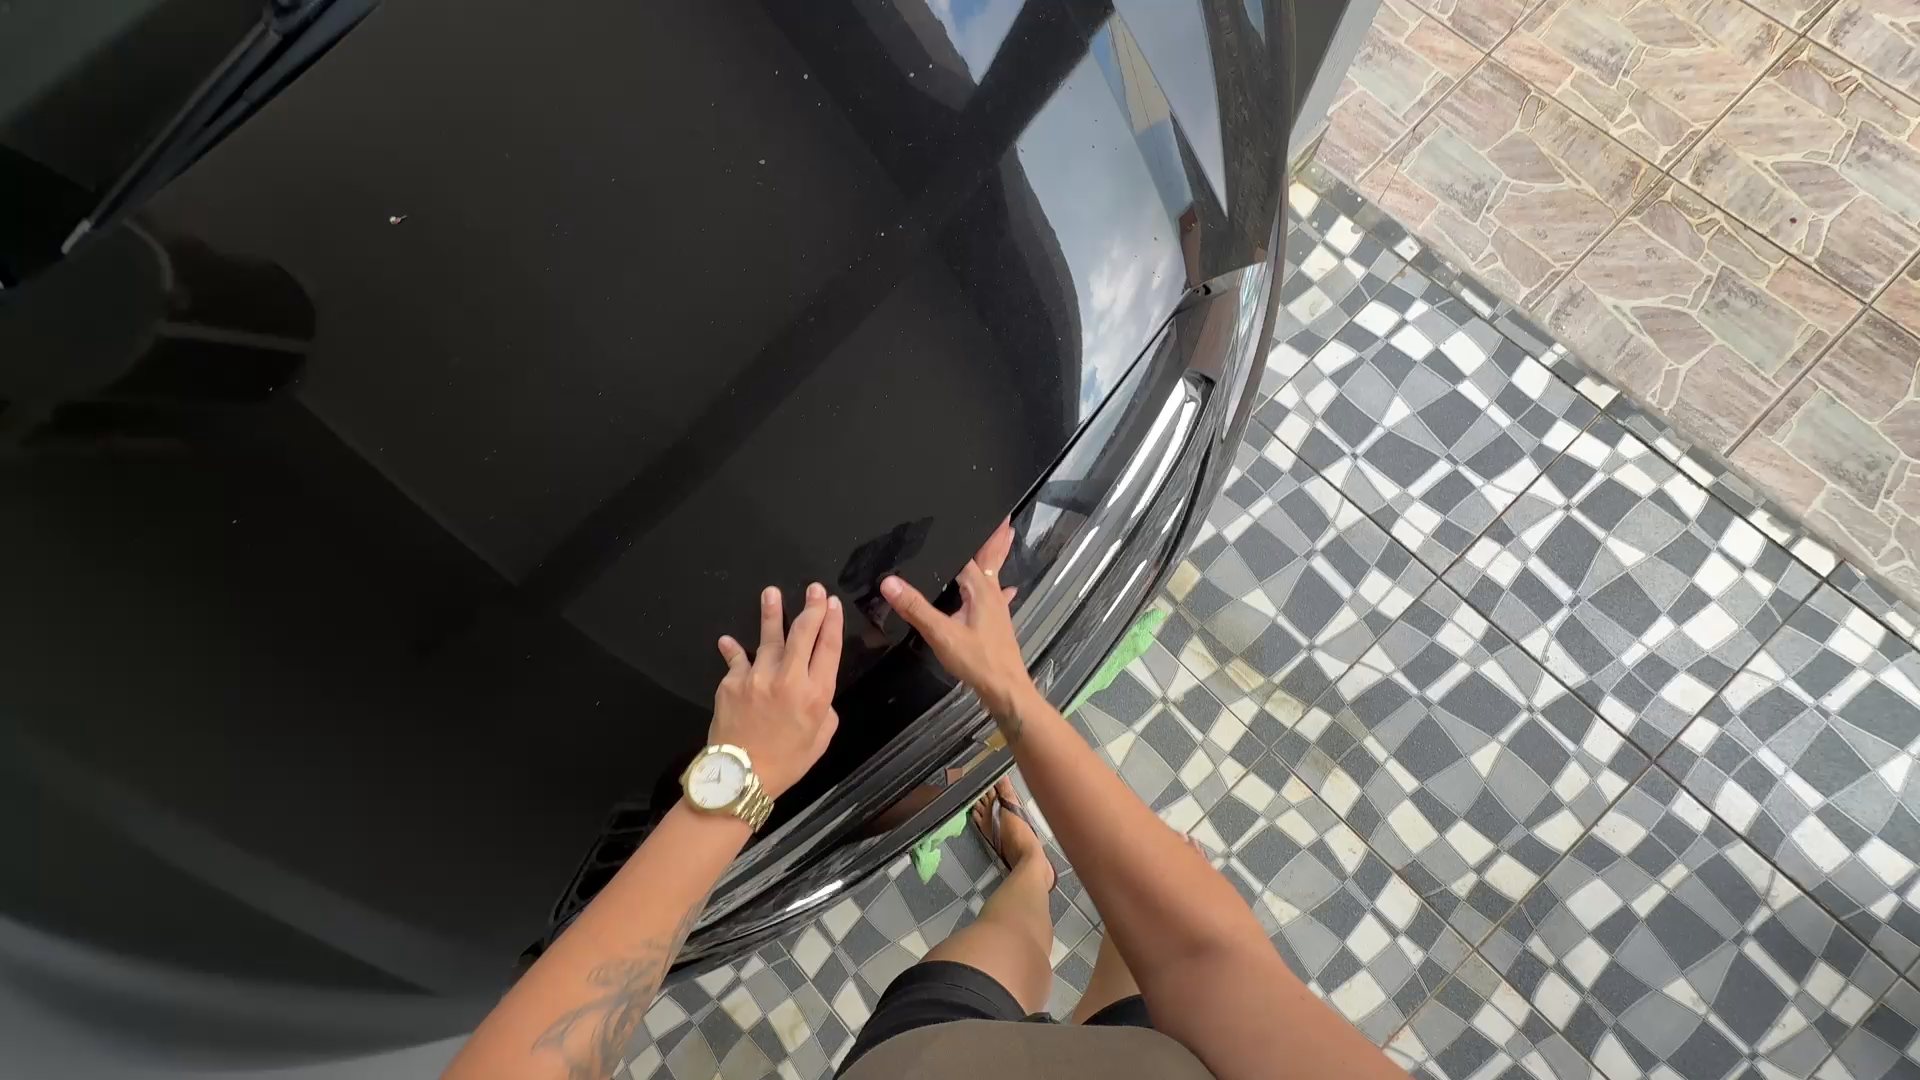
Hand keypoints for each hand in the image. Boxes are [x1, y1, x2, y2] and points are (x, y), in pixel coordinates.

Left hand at [710, 583, 843, 798]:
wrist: (740, 778)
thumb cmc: (786, 762)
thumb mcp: (821, 737)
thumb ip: (824, 708)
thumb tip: (815, 690)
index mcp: (815, 693)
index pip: (828, 647)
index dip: (833, 621)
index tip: (833, 604)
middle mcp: (788, 678)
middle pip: (803, 633)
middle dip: (811, 608)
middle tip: (814, 589)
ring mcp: (757, 677)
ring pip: (769, 637)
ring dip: (772, 613)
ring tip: (771, 593)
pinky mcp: (731, 683)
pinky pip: (736, 659)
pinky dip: (733, 649)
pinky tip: (729, 640)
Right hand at [880, 519, 1033, 718]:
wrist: (1005, 689)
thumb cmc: (977, 659)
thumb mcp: (941, 633)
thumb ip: (916, 607)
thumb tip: (888, 582)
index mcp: (980, 589)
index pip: (968, 554)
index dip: (961, 536)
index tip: (961, 514)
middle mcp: (992, 593)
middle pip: (990, 559)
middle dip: (993, 539)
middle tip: (1002, 517)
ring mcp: (997, 608)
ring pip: (995, 575)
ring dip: (995, 558)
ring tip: (1001, 539)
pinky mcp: (997, 622)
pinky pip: (996, 595)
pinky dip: (998, 587)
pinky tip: (1007, 589)